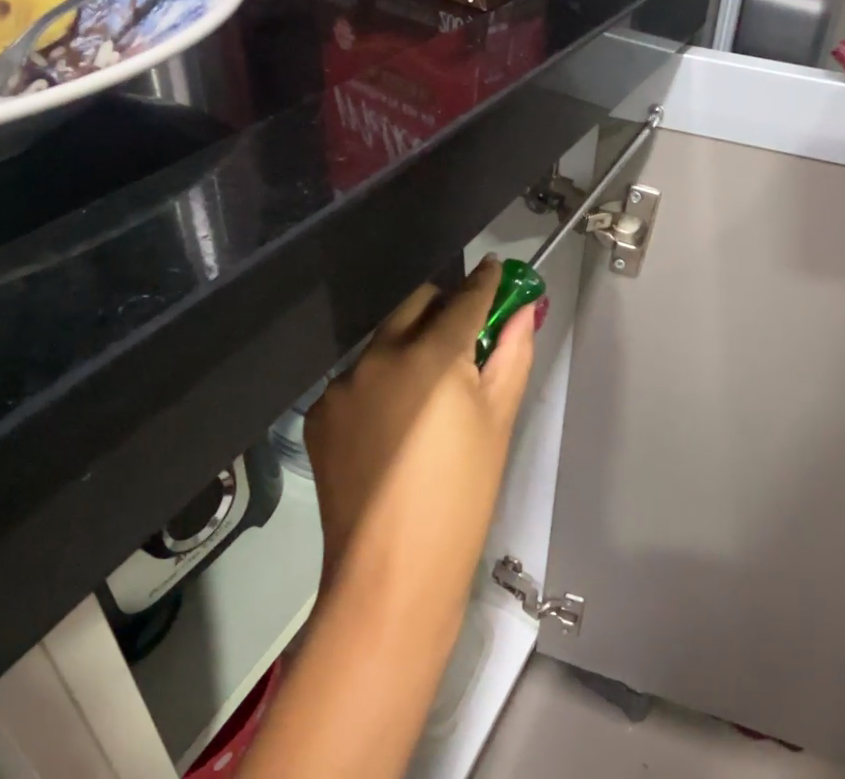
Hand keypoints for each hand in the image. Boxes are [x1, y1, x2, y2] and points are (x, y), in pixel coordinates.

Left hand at [304, 259, 536, 592]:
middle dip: (445, 307)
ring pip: (384, 342)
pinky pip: (358, 379)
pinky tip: (394, 426)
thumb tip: (524, 311)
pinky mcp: (320, 414)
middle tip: (469, 337)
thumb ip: (511, 354)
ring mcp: (342, 385)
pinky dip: (381, 384)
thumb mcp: (498, 421)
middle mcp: (378, 356)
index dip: (487, 282)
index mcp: (431, 355)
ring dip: (410, 347)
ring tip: (429, 396)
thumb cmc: (462, 496)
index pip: (465, 298)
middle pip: (417, 304)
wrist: (392, 572)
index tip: (499, 273)